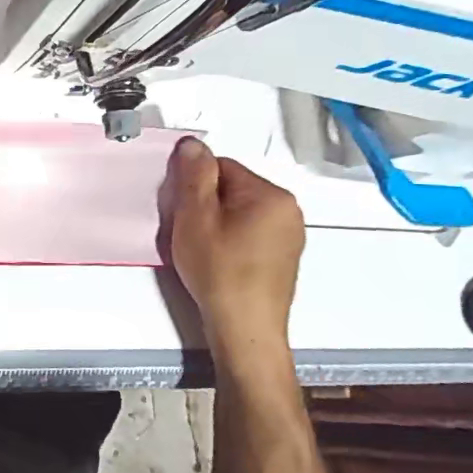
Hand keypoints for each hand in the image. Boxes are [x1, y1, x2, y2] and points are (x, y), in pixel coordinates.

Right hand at [169, 136, 305, 362]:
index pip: (221, 167)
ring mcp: (289, 234)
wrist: (245, 328)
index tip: (183, 212)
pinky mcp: (283, 256)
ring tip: (202, 248)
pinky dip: (230, 239)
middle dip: (206, 203)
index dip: (194, 186)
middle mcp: (288, 209)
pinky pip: (250, 231)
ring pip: (239, 210)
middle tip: (190, 231)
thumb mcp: (195, 217)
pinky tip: (219, 260)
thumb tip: (192, 144)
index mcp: (271, 194)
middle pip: (231, 187)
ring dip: (216, 221)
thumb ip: (193, 176)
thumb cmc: (218, 271)